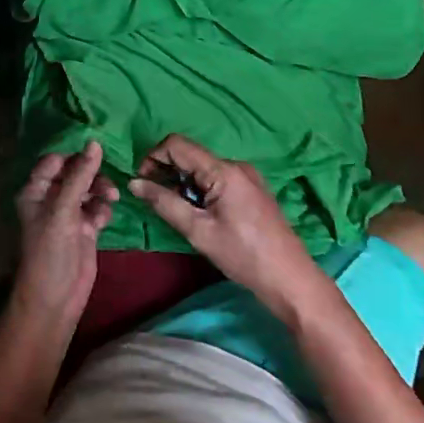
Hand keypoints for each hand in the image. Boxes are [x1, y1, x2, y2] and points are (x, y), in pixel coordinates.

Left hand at [11, 140, 117, 326]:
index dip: (75, 155)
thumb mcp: (63, 210)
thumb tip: (95, 143)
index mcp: (36, 190)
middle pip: (75, 172)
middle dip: (92, 173)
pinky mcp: (85, 228)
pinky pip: (98, 207)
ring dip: (101, 189)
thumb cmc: (50, 251)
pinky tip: (104, 218)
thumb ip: (80, 176)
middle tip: (106, 181)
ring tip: (111, 198)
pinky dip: (103, 208)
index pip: (55, 160)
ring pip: (90, 188)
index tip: (97, 150)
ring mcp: (69, 213)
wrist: (56, 298)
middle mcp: (51, 198)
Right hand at [128, 134, 326, 317]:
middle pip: (190, 154)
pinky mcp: (251, 189)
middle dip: (167, 171)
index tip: (142, 183)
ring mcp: (246, 176)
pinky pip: (217, 178)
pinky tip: (200, 214)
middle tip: (156, 201)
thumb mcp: (198, 231)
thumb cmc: (242, 255)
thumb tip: (134, 183)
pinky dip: (200, 189)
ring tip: (179, 213)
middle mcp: (236, 165)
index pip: (177, 144)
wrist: (290, 278)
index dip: (153, 157)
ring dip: (183, 183)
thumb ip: (164, 203)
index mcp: (223, 170)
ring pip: (202, 168)